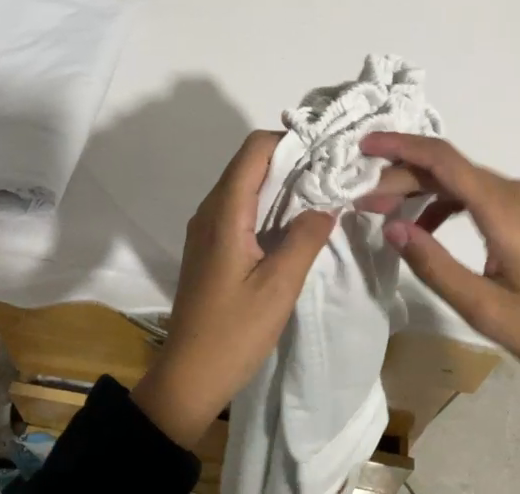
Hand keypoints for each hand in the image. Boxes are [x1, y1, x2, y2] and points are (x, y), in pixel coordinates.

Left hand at [131, 130, 336, 447]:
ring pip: (244, 184)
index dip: (290, 142)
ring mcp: (206, 227)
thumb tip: (327, 205)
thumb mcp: (279, 287)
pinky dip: (267, 204)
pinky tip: (293, 223)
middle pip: (249, 163)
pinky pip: (239, 207)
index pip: (254, 150)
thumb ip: (304, 239)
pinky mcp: (209, 245)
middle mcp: (210, 210)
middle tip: (331, 174)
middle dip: (290, 160)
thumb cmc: (233, 332)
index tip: (326, 153)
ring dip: (279, 183)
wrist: (188, 377)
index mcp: (224, 212)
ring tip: (320, 195)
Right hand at [358, 132, 519, 482]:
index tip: (360, 148)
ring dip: (425, 191)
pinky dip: (451, 204)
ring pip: (466, 181)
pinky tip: (433, 230)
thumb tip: (390, 227)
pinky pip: (485, 196)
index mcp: (504, 208)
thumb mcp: (486, 309)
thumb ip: (434, 265)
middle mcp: (518, 192)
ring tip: (390, 217)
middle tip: (364, 203)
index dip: (398, 146)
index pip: (442, 158)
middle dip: (403, 177)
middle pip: (450, 168)